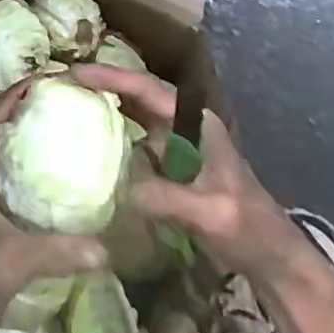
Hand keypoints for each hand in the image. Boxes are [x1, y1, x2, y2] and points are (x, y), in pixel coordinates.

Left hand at [0, 77, 105, 332]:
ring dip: (5, 126)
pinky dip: (8, 155)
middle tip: (44, 94)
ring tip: (42, 120)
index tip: (43, 80)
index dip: (11, 96)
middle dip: (7, 103)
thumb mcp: (17, 263)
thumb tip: (109, 246)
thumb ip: (63, 251)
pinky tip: (35, 168)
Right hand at [70, 64, 304, 279]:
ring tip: (66, 106)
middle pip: (137, 95)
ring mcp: (176, 147)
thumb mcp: (209, 213)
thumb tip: (116, 188)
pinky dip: (110, 140)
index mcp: (197, 124)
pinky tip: (86, 147)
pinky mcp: (170, 168)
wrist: (272, 259)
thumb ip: (164, 197)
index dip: (112, 78)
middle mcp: (184, 127)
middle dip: (102, 85)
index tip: (76, 73)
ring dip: (104, 108)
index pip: (148, 90)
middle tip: (61, 84)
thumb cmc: (248, 228)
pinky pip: (133, 145)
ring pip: (134, 117)